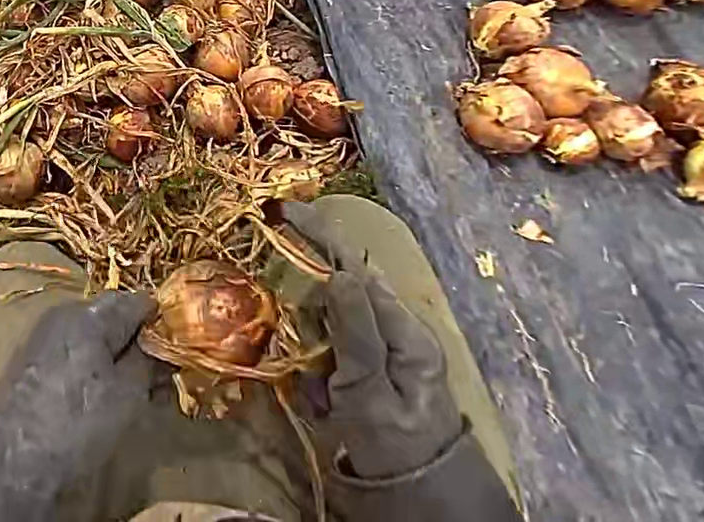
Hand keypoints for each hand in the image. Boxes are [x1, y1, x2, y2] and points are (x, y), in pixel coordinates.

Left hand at [0, 292, 155, 502]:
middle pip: (114, 317)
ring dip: (119, 358)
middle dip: (141, 344)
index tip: (179, 348)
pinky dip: (95, 368)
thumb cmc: (74, 422)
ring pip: (95, 337)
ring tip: (139, 394)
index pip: (137, 301)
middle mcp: (65, 314)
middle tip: (163, 379)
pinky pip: (75, 353)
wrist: (9, 462)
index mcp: (89, 313)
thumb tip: (164, 341)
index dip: (161, 321)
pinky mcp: (33, 361)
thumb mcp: (125, 394)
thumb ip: (148, 361)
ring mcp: (45, 336)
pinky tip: (105, 399)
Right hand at [283, 201, 463, 479]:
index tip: (281, 210)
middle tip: (291, 323)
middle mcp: (396, 323)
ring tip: (319, 385)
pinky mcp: (372, 356)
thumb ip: (355, 329)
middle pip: (341, 279)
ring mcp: (385, 339)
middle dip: (307, 294)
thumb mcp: (370, 390)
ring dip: (312, 335)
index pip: (354, 261)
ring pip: (333, 310)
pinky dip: (320, 359)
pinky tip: (323, 395)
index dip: (318, 231)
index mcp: (402, 325)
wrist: (423, 497)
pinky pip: (335, 338)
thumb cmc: (395, 443)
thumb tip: (338, 271)